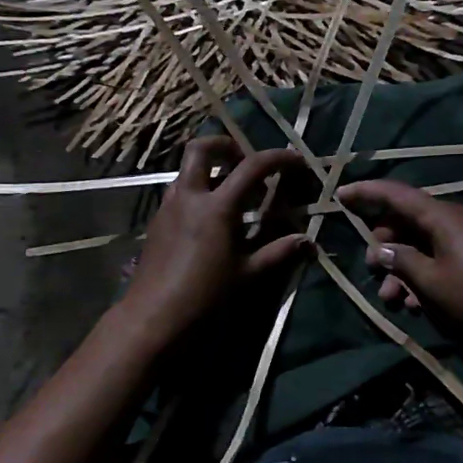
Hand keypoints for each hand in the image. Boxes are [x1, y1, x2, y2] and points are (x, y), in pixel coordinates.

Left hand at [114, 137, 311, 342]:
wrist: (153, 316)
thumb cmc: (205, 295)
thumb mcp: (248, 275)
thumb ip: (279, 253)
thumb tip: (308, 242)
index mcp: (217, 206)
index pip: (252, 167)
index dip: (278, 158)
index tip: (296, 160)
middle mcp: (190, 197)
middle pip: (202, 149)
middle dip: (226, 146)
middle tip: (245, 162)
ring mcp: (169, 207)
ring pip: (187, 171)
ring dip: (210, 170)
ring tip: (232, 193)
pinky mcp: (157, 222)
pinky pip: (179, 192)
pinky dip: (198, 191)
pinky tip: (210, 219)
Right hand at [339, 180, 462, 339]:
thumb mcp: (432, 281)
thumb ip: (401, 261)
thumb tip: (380, 249)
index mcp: (443, 217)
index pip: (397, 194)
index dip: (367, 193)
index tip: (340, 195)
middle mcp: (457, 222)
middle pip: (409, 223)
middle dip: (386, 247)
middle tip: (375, 274)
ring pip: (424, 247)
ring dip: (404, 270)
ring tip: (395, 300)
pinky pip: (442, 261)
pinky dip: (425, 278)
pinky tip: (419, 305)